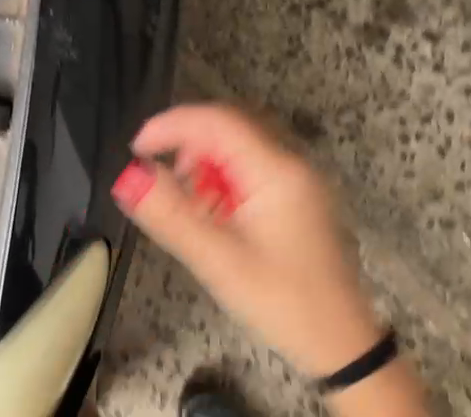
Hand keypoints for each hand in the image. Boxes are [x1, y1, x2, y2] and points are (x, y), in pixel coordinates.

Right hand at [112, 104, 382, 378]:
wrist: (343, 350)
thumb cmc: (283, 303)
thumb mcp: (218, 260)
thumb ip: (169, 214)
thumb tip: (127, 176)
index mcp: (277, 172)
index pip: (216, 121)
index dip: (170, 125)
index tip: (137, 150)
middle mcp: (291, 165)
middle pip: (226, 128)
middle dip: (185, 146)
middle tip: (159, 176)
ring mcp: (297, 182)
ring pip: (236, 147)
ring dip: (202, 164)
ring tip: (187, 203)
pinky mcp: (296, 199)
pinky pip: (249, 167)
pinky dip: (220, 179)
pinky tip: (211, 212)